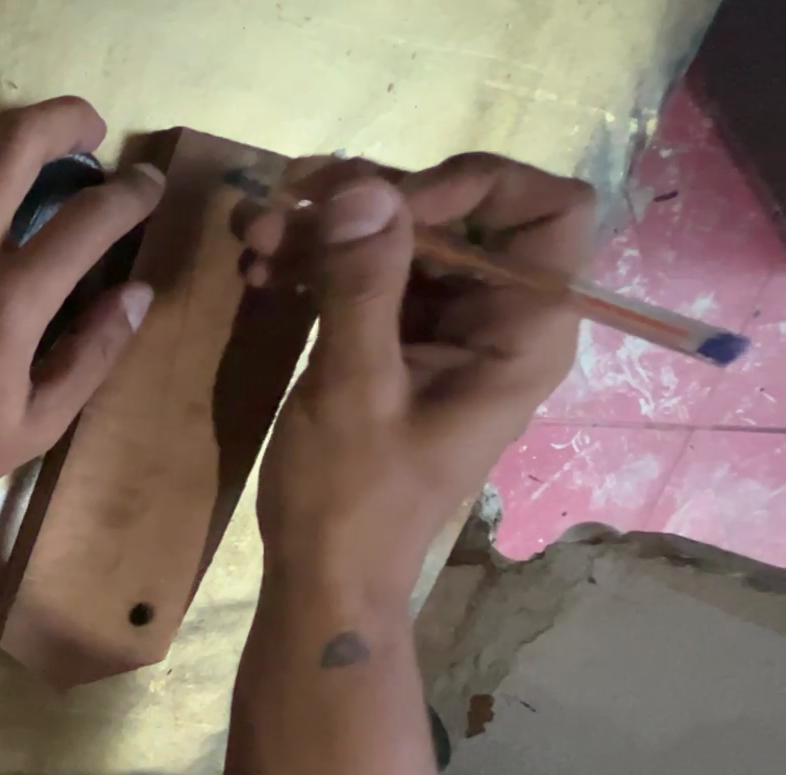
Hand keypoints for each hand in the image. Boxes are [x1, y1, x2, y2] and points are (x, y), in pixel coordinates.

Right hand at [235, 154, 594, 598]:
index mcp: (521, 330)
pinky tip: (259, 274)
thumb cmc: (350, 495)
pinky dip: (310, 274)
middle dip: (363, 210)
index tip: (369, 206)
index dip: (463, 188)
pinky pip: (357, 291)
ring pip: (392, 254)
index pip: (539, 210)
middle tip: (284, 203)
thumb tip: (356, 190)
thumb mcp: (352, 389)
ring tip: (252, 239)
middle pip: (450, 224)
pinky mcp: (384, 355)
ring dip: (321, 238)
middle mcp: (489, 323)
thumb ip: (360, 288)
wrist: (322, 570)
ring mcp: (433, 339)